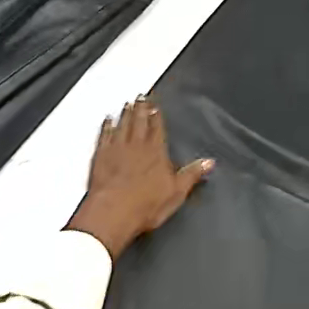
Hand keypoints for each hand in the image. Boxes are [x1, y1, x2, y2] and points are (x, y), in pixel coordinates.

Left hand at [65, 99, 213, 260]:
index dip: (156, 116)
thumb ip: (192, 174)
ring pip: (122, 124)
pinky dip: (106, 126)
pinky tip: (107, 120)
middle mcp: (136, 145)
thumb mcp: (176, 192)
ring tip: (127, 103)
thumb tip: (208, 163)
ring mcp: (117, 148)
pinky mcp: (101, 156)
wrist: (113, 211)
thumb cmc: (144, 205)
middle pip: (139, 121)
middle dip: (140, 108)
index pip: (156, 128)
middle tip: (140, 96)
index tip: (155, 106)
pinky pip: (104, 135)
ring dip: (125, 113)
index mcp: (155, 152)